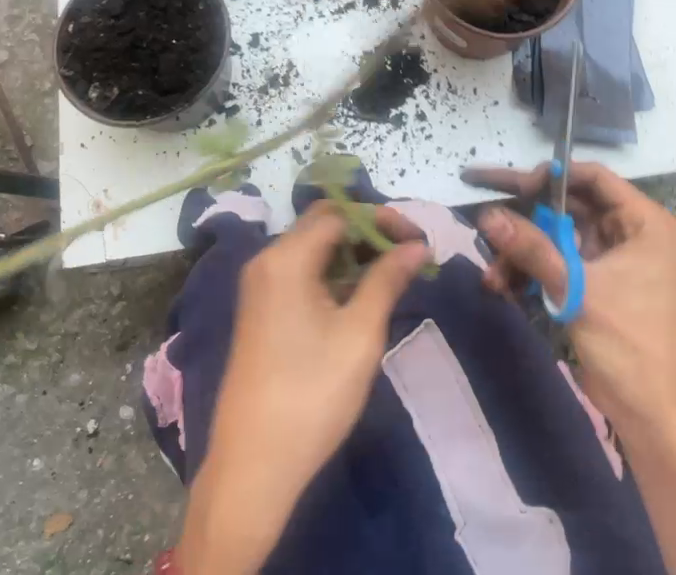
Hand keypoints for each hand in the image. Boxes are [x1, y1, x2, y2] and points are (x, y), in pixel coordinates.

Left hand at [179, 203, 429, 573]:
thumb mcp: (360, 332)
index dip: (382, 219)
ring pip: (313, 251)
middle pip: (323, 225)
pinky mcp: (261, 313)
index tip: (419, 240)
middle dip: (368, 233)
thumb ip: (388, 279)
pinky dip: (333, 276)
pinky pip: (301, 275)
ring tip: (394, 277)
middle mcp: (266, 262)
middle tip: (409, 256)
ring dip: (353, 255)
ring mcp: (260, 289)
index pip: (340, 213)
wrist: (255, 461)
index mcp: (286, 258)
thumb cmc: (313, 392)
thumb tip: (417, 245)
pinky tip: (361, 298)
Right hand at [462, 162, 675, 434]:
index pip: (593, 177)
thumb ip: (531, 248)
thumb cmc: (628, 342)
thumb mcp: (576, 289)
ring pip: (555, 237)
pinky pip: (555, 262)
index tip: (512, 189)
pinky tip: (502, 286)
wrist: (649, 410)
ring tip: (492, 274)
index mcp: (642, 222)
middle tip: (483, 219)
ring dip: (522, 252)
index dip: (551, 177)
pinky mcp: (593, 283)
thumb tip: (486, 215)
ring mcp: (610, 259)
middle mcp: (627, 232)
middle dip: (525, 220)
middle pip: (568, 207)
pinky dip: (530, 271)